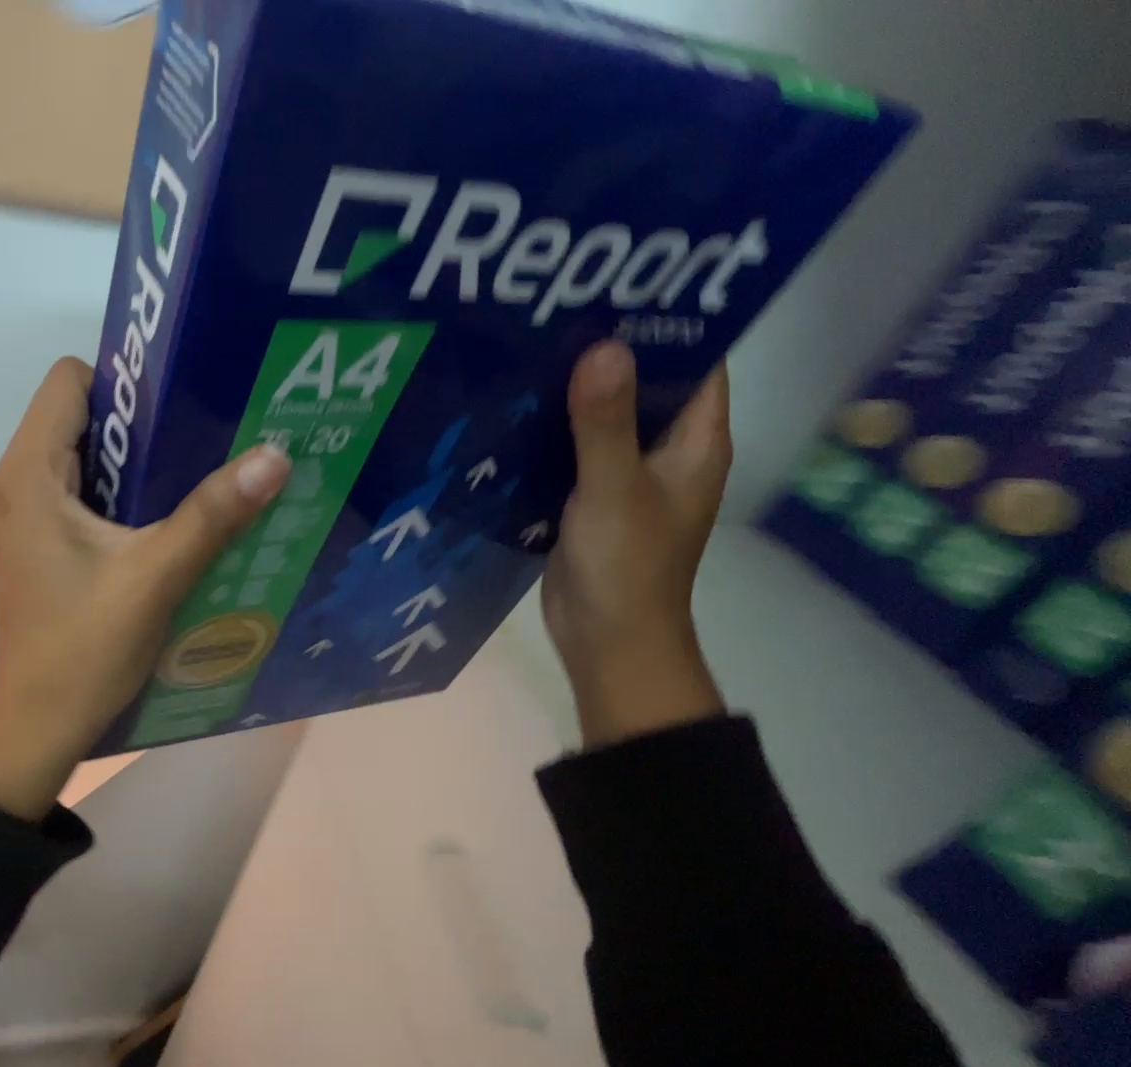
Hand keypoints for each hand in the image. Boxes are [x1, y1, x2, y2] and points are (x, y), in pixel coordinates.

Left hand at [0, 358, 291, 818]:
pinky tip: (165, 519)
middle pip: (78, 416)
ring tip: (194, 473)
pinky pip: (78, 493)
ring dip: (134, 461)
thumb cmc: (85, 647)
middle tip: (205, 434)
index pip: (69, 381)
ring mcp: (22, 515)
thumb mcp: (155, 576)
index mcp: (29, 475)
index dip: (125, 381)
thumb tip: (276, 455)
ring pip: (82, 456)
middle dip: (141, 420)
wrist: (39, 722)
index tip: (182, 402)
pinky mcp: (35, 542)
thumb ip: (212, 514)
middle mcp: (15, 482)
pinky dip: (119, 494)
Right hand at [542, 341, 730, 748]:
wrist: (607, 641)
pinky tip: (512, 403)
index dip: (669, 319)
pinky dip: (551, 425)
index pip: (698, 359)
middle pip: (646, 381)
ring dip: (574, 386)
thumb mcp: (614, 487)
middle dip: (609, 346)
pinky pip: (574, 447)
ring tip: (528, 341)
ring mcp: (627, 474)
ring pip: (605, 414)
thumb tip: (603, 344)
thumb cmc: (627, 565)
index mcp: (697, 441)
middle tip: (557, 304)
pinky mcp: (590, 496)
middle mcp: (668, 450)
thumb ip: (605, 420)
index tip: (621, 280)